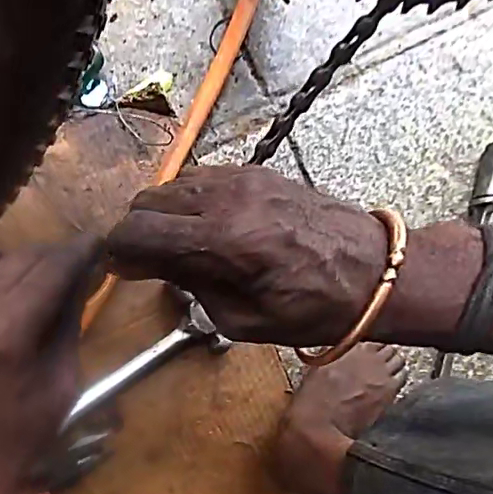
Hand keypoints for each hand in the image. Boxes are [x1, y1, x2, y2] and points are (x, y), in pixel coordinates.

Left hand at [0, 237, 101, 493]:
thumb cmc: (21, 436)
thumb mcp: (61, 383)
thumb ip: (69, 325)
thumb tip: (79, 280)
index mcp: (10, 328)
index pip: (51, 269)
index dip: (78, 252)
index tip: (95, 244)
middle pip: (19, 258)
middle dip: (50, 258)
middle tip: (69, 270)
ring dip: (9, 262)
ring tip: (26, 280)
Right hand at [106, 165, 387, 345]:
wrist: (375, 269)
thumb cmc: (315, 306)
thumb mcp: (244, 322)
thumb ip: (194, 291)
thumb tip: (159, 267)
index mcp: (225, 242)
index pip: (140, 231)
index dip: (117, 252)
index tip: (118, 269)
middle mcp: (228, 199)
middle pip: (146, 202)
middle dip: (135, 233)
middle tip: (144, 262)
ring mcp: (243, 178)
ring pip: (170, 185)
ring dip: (159, 216)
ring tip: (174, 246)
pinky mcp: (256, 170)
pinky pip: (199, 177)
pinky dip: (185, 201)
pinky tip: (200, 226)